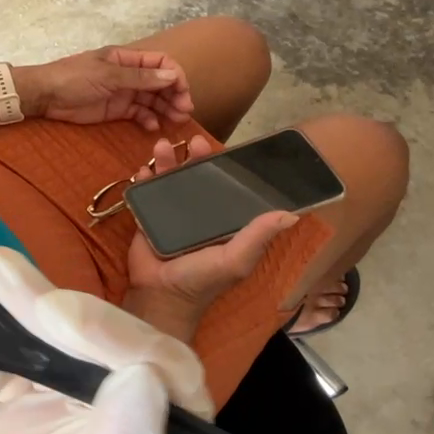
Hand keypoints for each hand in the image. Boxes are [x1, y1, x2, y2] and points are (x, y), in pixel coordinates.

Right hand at [0, 249, 216, 433]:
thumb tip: (139, 384)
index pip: (162, 369)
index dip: (116, 334)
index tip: (60, 316)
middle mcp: (126, 416)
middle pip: (98, 341)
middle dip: (50, 303)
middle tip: (2, 270)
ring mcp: (70, 411)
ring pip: (46, 343)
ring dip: (10, 315)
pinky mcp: (23, 414)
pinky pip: (0, 369)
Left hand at [18, 48, 193, 131]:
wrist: (43, 95)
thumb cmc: (73, 78)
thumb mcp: (107, 75)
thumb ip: (139, 77)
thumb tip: (172, 75)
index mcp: (126, 58)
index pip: (161, 62)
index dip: (175, 76)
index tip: (183, 92)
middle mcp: (128, 74)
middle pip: (160, 83)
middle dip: (174, 96)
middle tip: (184, 112)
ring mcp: (122, 92)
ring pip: (152, 100)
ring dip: (166, 109)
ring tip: (176, 121)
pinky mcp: (115, 110)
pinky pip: (138, 114)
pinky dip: (148, 119)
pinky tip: (152, 127)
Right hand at [124, 136, 300, 339]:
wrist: (160, 293)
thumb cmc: (202, 279)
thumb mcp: (236, 259)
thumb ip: (257, 236)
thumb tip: (290, 214)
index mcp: (222, 223)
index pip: (226, 189)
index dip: (224, 168)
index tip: (221, 148)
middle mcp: (198, 214)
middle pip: (196, 178)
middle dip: (193, 158)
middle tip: (192, 140)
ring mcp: (171, 214)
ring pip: (169, 181)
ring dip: (165, 162)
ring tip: (161, 146)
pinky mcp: (147, 218)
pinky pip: (145, 193)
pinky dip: (143, 179)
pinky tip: (143, 170)